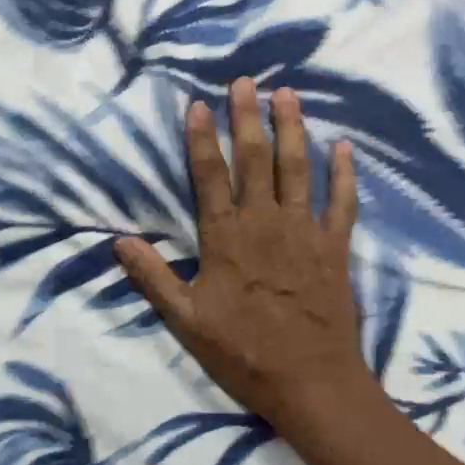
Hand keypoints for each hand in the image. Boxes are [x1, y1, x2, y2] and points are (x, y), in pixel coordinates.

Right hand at [115, 79, 372, 427]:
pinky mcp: (335, 248)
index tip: (197, 104)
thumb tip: (119, 242)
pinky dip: (344, 174)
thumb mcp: (187, 321)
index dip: (201, 138)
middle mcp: (266, 223)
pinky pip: (343, 203)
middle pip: (255, 159)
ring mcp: (305, 232)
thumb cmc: (244, 353)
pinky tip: (344, 147)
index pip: (210, 176)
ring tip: (288, 95)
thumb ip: (154, 278)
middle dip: (247, 118)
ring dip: (292, 130)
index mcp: (226, 238)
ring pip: (298, 169)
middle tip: (245, 81)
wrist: (312, 383)